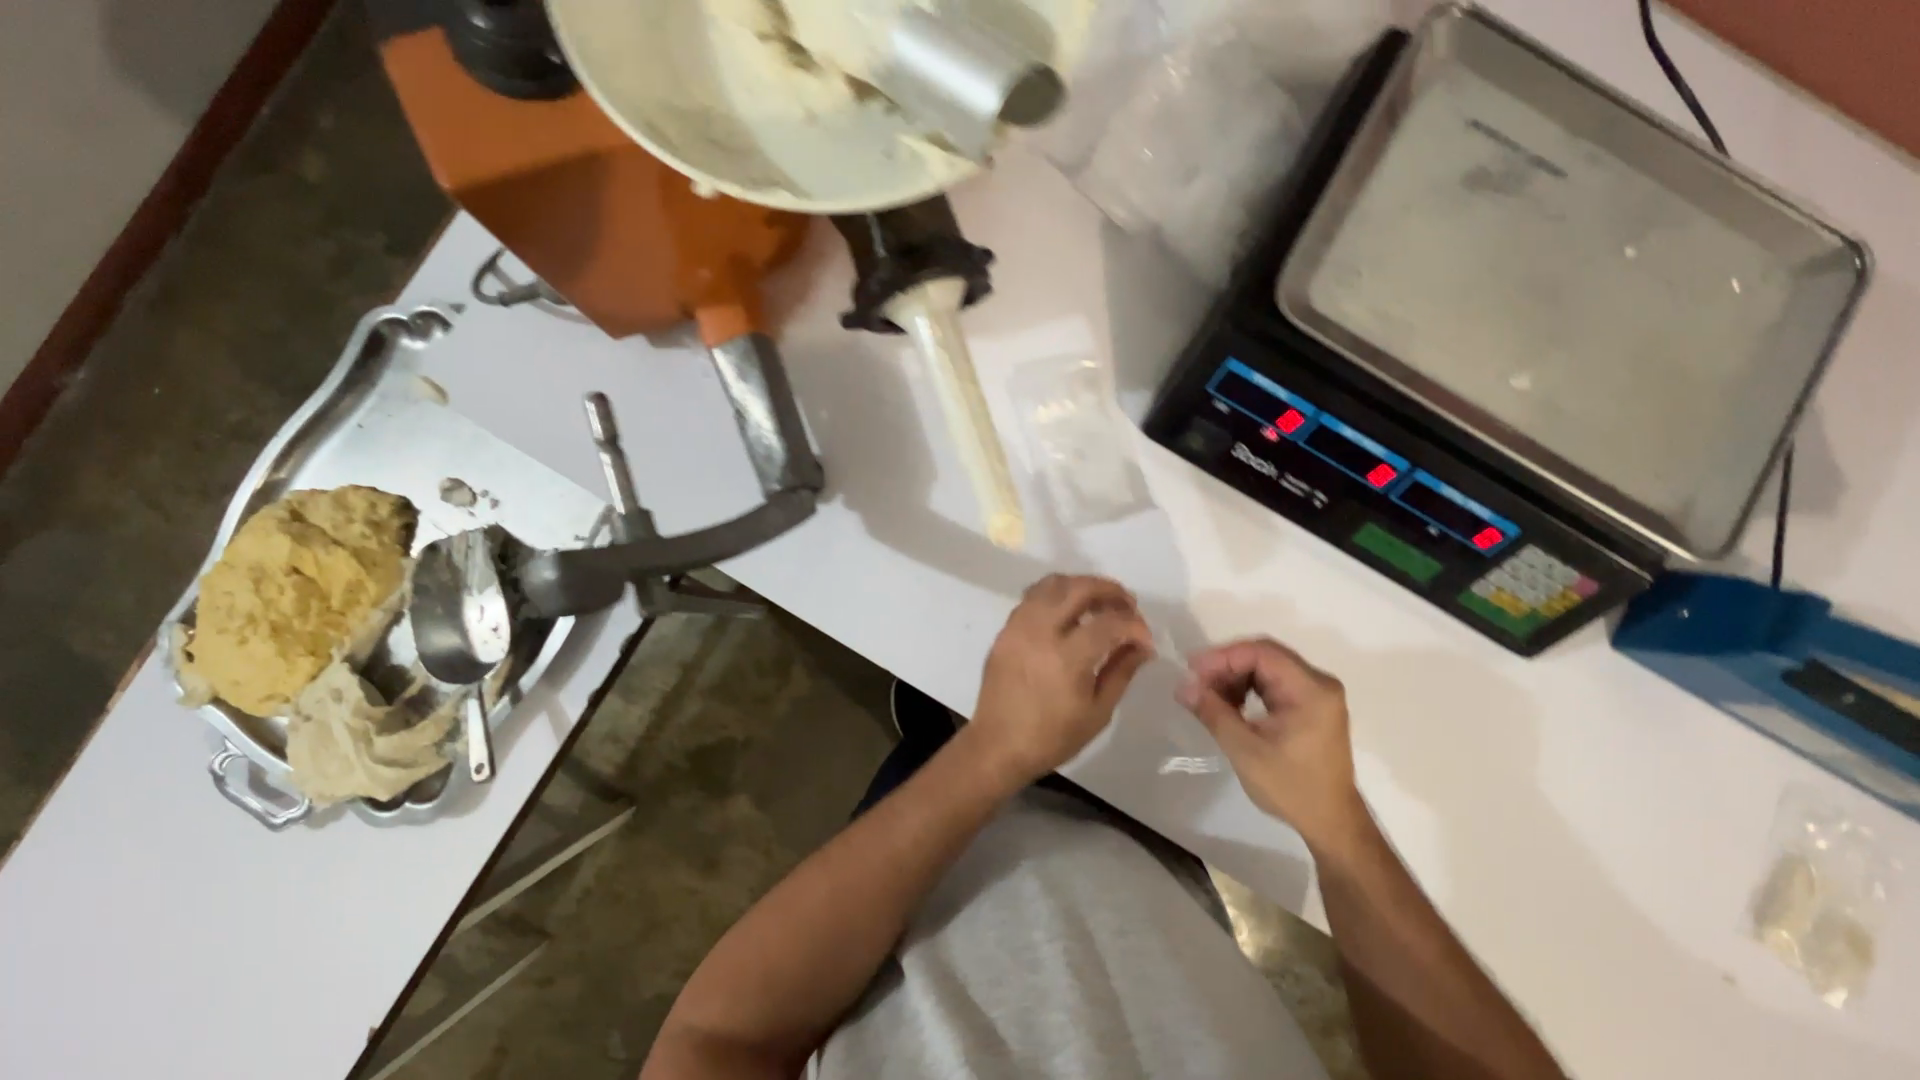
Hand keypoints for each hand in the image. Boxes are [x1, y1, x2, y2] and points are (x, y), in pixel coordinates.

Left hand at [968, 575, 1154, 786]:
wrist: (998, 746)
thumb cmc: (1052, 737)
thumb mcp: (1098, 712)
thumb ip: (1121, 671)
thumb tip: (1142, 646)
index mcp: (1066, 657)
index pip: (1109, 623)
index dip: (1134, 626)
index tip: (1145, 639)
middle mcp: (1039, 632)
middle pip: (1079, 588)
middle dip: (1110, 591)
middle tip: (1128, 606)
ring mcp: (1018, 627)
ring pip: (1052, 584)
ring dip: (1081, 587)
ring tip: (1099, 605)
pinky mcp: (1005, 631)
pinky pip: (1032, 597)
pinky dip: (1056, 595)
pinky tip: (1069, 614)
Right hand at [1177, 638, 1367, 853]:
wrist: (1330, 822)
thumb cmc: (1290, 787)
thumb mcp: (1245, 750)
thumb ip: (1213, 712)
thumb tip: (1182, 686)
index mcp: (1310, 690)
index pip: (1261, 653)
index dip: (1223, 657)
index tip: (1192, 672)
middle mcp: (1319, 684)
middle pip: (1266, 657)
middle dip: (1227, 667)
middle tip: (1197, 685)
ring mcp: (1318, 695)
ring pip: (1269, 669)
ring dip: (1236, 678)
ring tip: (1210, 698)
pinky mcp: (1313, 708)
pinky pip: (1276, 685)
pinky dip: (1250, 690)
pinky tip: (1232, 707)